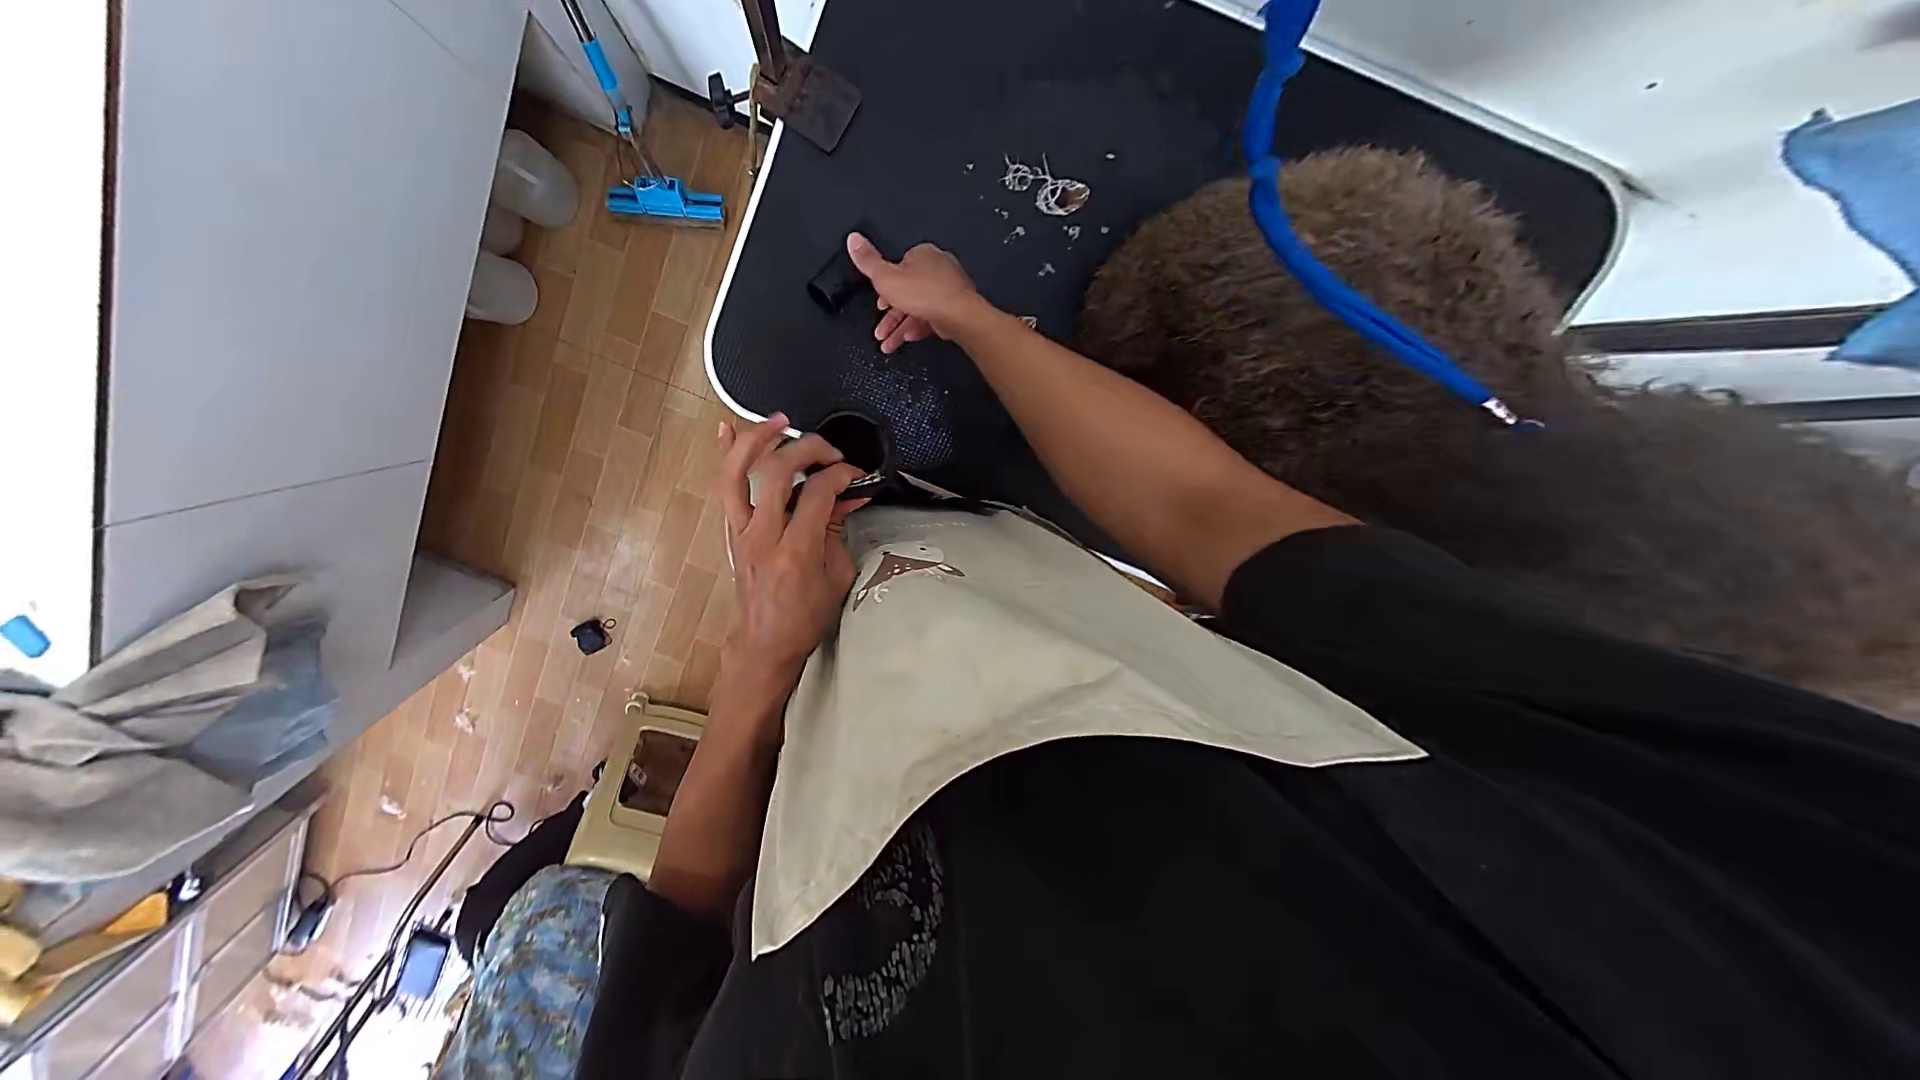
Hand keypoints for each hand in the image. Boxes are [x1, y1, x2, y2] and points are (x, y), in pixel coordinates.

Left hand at [713, 413, 870, 690]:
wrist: (766, 642)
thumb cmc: (805, 616)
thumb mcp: (837, 574)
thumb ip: (839, 528)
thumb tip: (848, 494)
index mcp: (796, 551)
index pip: (818, 493)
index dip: (841, 474)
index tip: (854, 473)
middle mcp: (763, 536)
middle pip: (777, 472)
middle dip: (807, 449)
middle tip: (828, 450)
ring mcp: (741, 531)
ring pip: (737, 472)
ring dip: (756, 439)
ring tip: (778, 421)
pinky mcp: (732, 530)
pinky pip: (724, 487)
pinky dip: (724, 455)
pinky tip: (726, 429)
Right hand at [846, 232, 985, 352]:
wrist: (959, 315)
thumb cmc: (928, 294)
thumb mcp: (885, 277)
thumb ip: (868, 261)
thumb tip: (853, 240)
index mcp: (922, 255)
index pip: (898, 270)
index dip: (885, 290)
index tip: (879, 305)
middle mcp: (937, 269)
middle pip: (908, 294)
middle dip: (892, 315)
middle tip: (881, 330)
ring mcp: (948, 289)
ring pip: (919, 309)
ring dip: (901, 328)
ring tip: (889, 343)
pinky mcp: (954, 308)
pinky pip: (932, 318)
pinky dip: (918, 329)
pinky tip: (908, 338)